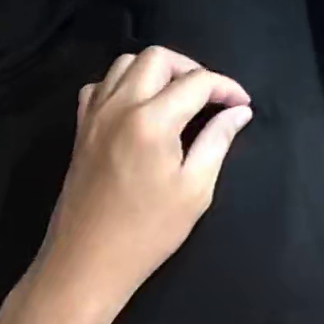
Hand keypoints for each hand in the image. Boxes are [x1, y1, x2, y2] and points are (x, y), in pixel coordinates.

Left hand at [29, 47, 252, 323]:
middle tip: (210, 97)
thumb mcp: (195, 190)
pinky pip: (101, 85)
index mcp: (153, 120)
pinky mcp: (81, 128)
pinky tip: (138, 107)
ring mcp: (95, 114)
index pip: (198, 81)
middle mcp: (121, 105)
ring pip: (127, 63)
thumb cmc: (146, 233)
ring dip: (157, 70)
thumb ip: (218, 140)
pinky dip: (123, 84)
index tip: (242, 104)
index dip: (226, 87)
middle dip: (191, 68)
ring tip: (177, 96)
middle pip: (159, 57)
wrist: (84, 266)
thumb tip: (239, 111)